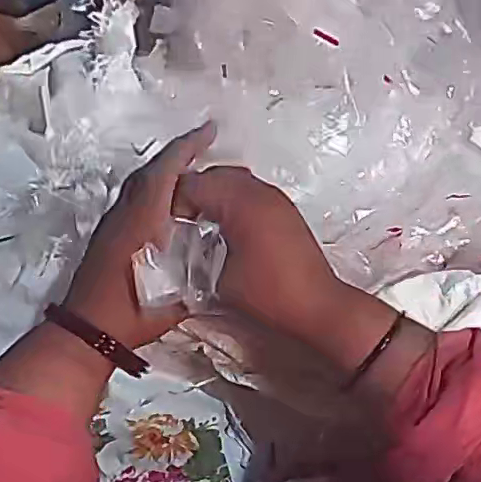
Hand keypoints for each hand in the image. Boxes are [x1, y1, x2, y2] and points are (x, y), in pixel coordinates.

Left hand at [60, 123, 214, 347]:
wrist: (84, 330)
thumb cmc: (128, 315)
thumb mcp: (174, 299)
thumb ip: (196, 278)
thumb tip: (218, 266)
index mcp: (143, 222)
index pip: (166, 172)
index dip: (188, 147)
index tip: (209, 130)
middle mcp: (125, 215)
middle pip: (151, 172)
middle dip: (179, 154)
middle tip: (205, 146)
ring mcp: (113, 225)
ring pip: (141, 184)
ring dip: (166, 171)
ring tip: (193, 172)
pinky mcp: (108, 236)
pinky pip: (136, 199)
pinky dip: (156, 190)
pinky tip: (170, 204)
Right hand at [172, 166, 345, 336]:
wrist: (317, 306)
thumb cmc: (273, 295)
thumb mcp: (220, 280)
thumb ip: (197, 258)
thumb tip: (184, 253)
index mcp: (241, 203)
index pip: (193, 184)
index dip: (172, 202)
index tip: (164, 223)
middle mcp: (261, 193)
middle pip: (215, 175)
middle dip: (192, 193)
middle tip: (177, 219)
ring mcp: (277, 201)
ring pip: (235, 181)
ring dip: (214, 195)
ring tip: (197, 222)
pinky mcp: (286, 213)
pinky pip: (253, 194)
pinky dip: (234, 202)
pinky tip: (225, 229)